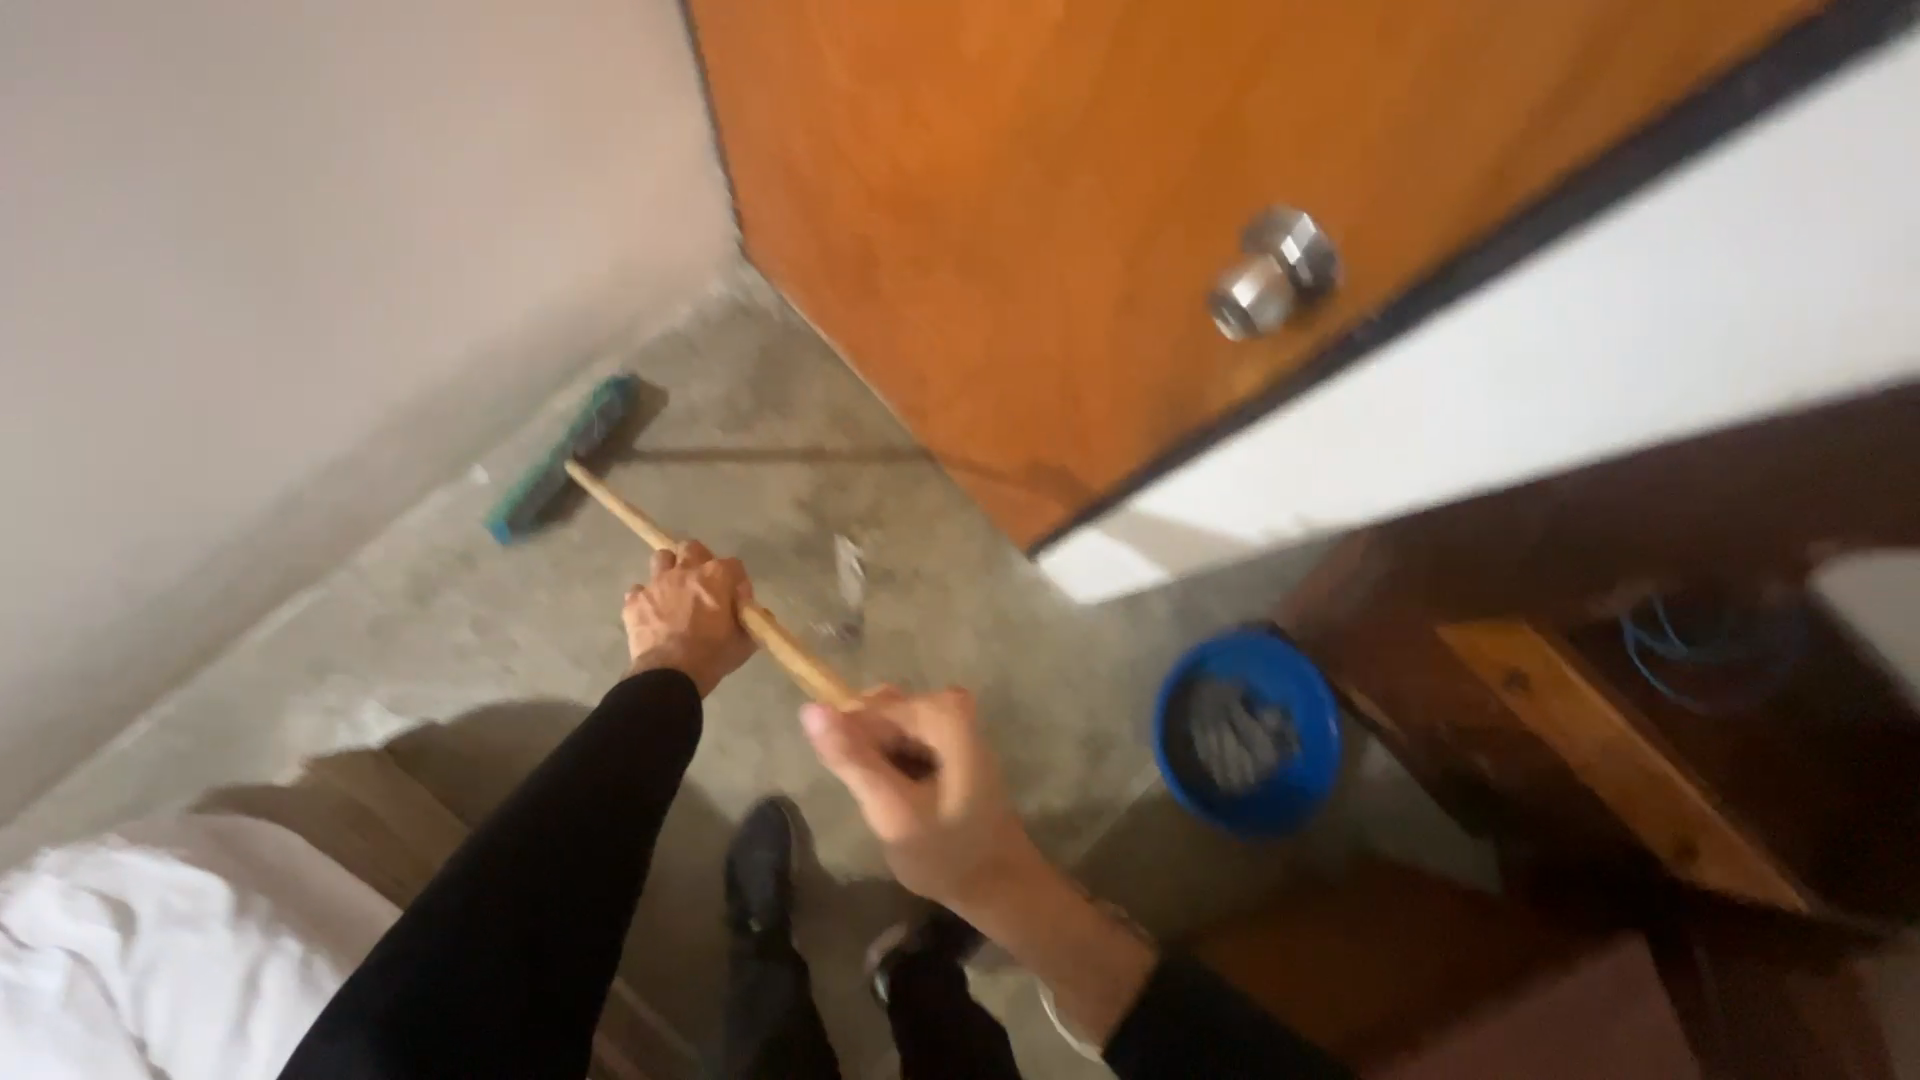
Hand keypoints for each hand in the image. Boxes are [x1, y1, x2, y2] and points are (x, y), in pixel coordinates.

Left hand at [623, 541, 755, 696]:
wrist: (670, 675)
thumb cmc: (713, 656)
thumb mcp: (745, 641)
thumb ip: (752, 619)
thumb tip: (753, 610)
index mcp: (716, 577)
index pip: (733, 564)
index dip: (737, 581)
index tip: (737, 599)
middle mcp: (686, 571)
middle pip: (692, 548)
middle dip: (699, 560)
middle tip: (703, 584)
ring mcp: (657, 584)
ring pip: (662, 558)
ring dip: (670, 569)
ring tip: (674, 590)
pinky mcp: (635, 601)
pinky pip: (639, 590)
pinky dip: (646, 598)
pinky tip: (653, 613)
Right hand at [800, 687, 1044, 911]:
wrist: (999, 885)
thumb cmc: (947, 854)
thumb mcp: (891, 811)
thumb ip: (851, 759)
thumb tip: (809, 709)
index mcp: (940, 712)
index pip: (863, 711)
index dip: (851, 752)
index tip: (861, 792)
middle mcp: (948, 703)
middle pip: (876, 714)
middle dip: (866, 755)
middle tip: (879, 801)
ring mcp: (951, 720)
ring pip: (884, 729)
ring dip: (877, 764)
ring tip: (892, 803)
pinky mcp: (949, 739)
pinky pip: (901, 739)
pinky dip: (892, 766)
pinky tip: (903, 798)